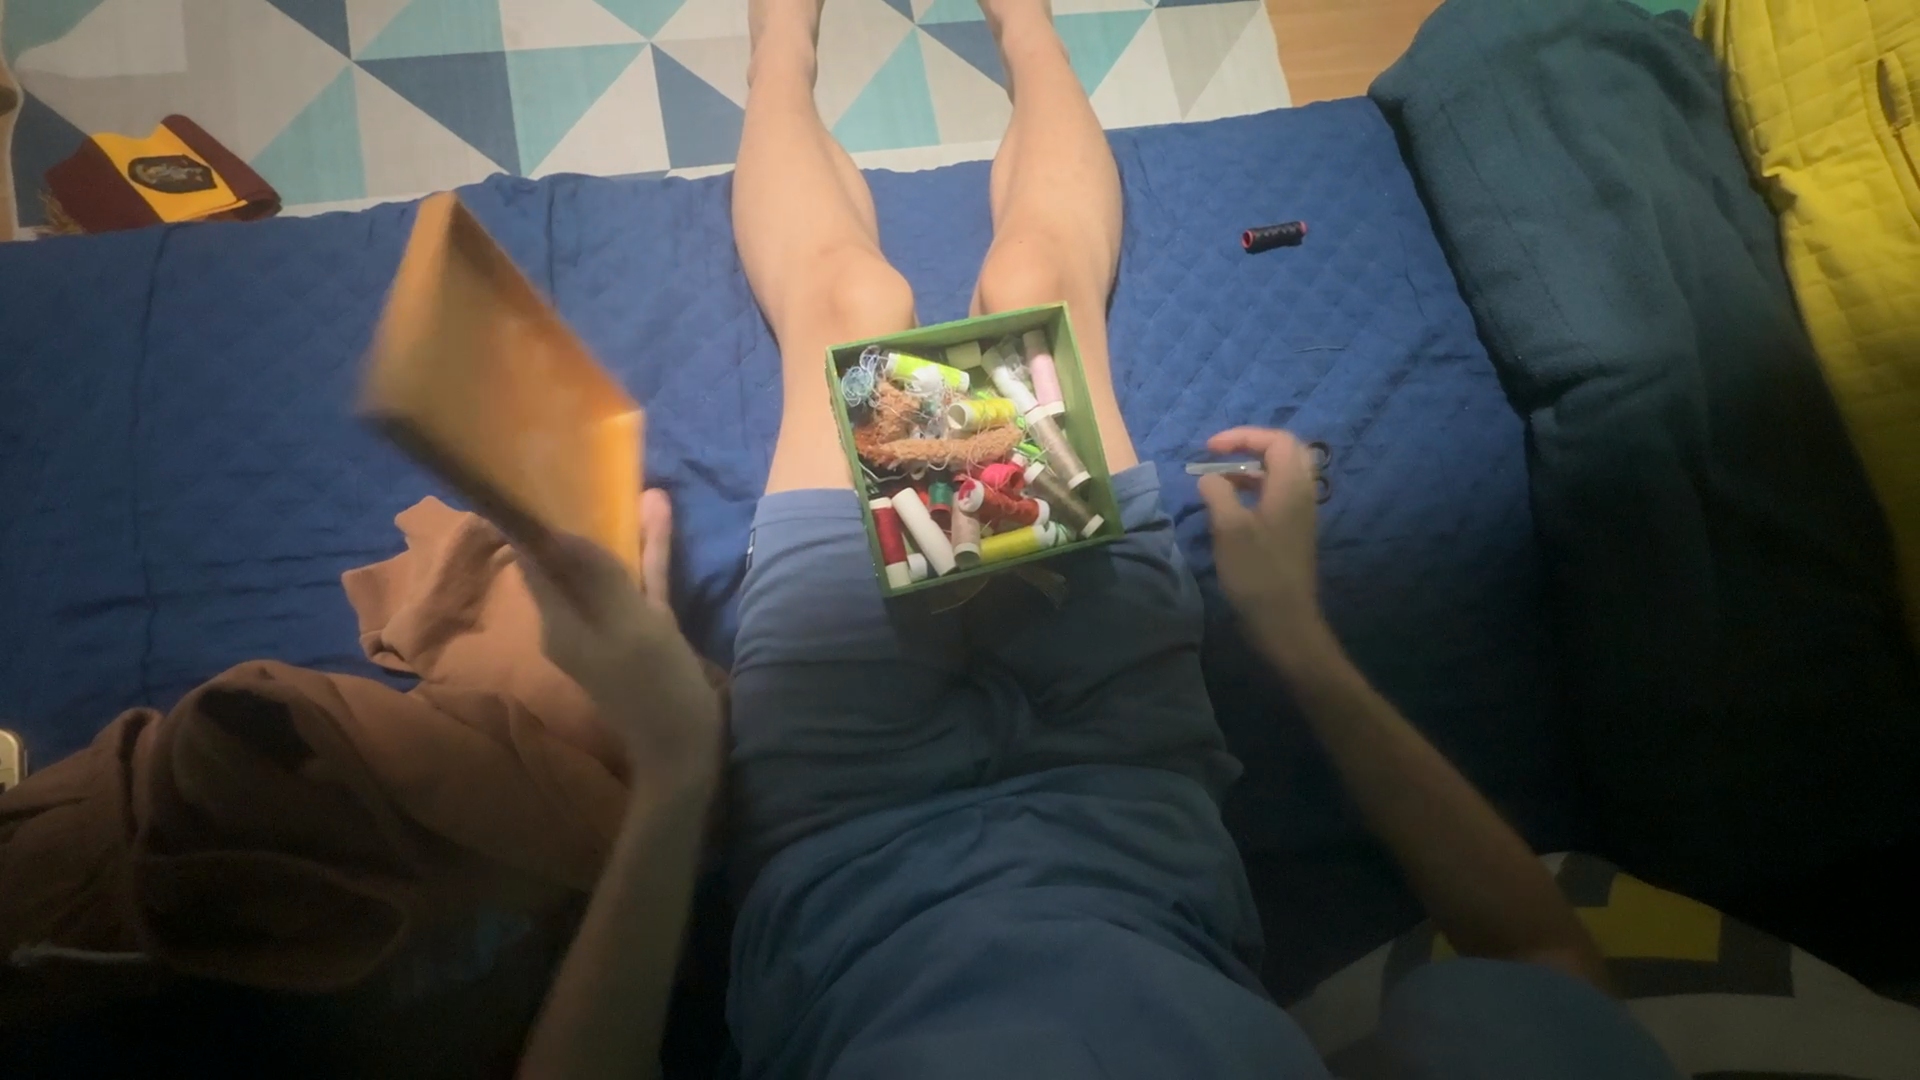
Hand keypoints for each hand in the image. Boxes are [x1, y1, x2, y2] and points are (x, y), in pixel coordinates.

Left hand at [521, 491, 722, 790]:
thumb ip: (599, 579)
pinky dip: (648, 551)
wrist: (686, 748)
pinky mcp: (643, 629)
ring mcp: (612, 623)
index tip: (532, 474)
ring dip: (618, 527)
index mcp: (561, 620)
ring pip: (608, 565)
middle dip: (576, 515)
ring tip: (632, 482)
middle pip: (568, 557)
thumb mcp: (630, 630)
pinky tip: (661, 516)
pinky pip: (640, 580)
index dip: (528, 519)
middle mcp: (577, 618)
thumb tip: (556, 530)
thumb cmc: (656, 688)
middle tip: (583, 467)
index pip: (532, 559)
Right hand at [1197, 427, 1329, 657]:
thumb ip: (1217, 493)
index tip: (1209, 449)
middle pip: (1283, 453)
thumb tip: (1209, 478)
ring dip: (1247, 470)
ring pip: (1278, 475)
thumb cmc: (1256, 572)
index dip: (1242, 436)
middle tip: (1218, 456)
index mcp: (1290, 487)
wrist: (1283, 620)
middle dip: (1249, 447)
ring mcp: (1298, 515)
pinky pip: (1274, 496)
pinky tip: (1228, 508)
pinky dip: (1251, 491)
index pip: (1276, 440)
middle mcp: (1301, 495)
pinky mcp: (1291, 532)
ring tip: (1215, 480)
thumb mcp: (1229, 528)